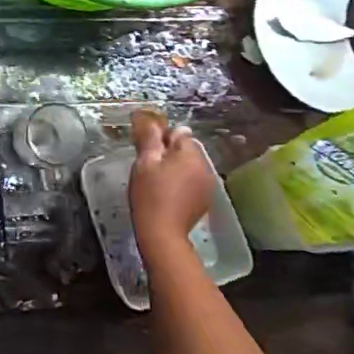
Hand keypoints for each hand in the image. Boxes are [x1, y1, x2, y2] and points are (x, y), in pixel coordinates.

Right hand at [128, 110, 216, 258]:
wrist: (162, 233)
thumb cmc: (150, 194)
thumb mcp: (144, 162)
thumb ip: (151, 138)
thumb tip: (154, 120)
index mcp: (191, 154)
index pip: (178, 133)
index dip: (161, 139)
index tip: (147, 152)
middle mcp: (206, 166)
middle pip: (187, 149)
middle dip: (170, 153)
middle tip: (150, 168)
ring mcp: (209, 184)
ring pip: (191, 165)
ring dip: (177, 168)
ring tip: (158, 181)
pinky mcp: (206, 199)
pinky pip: (194, 181)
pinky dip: (183, 182)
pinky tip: (169, 194)